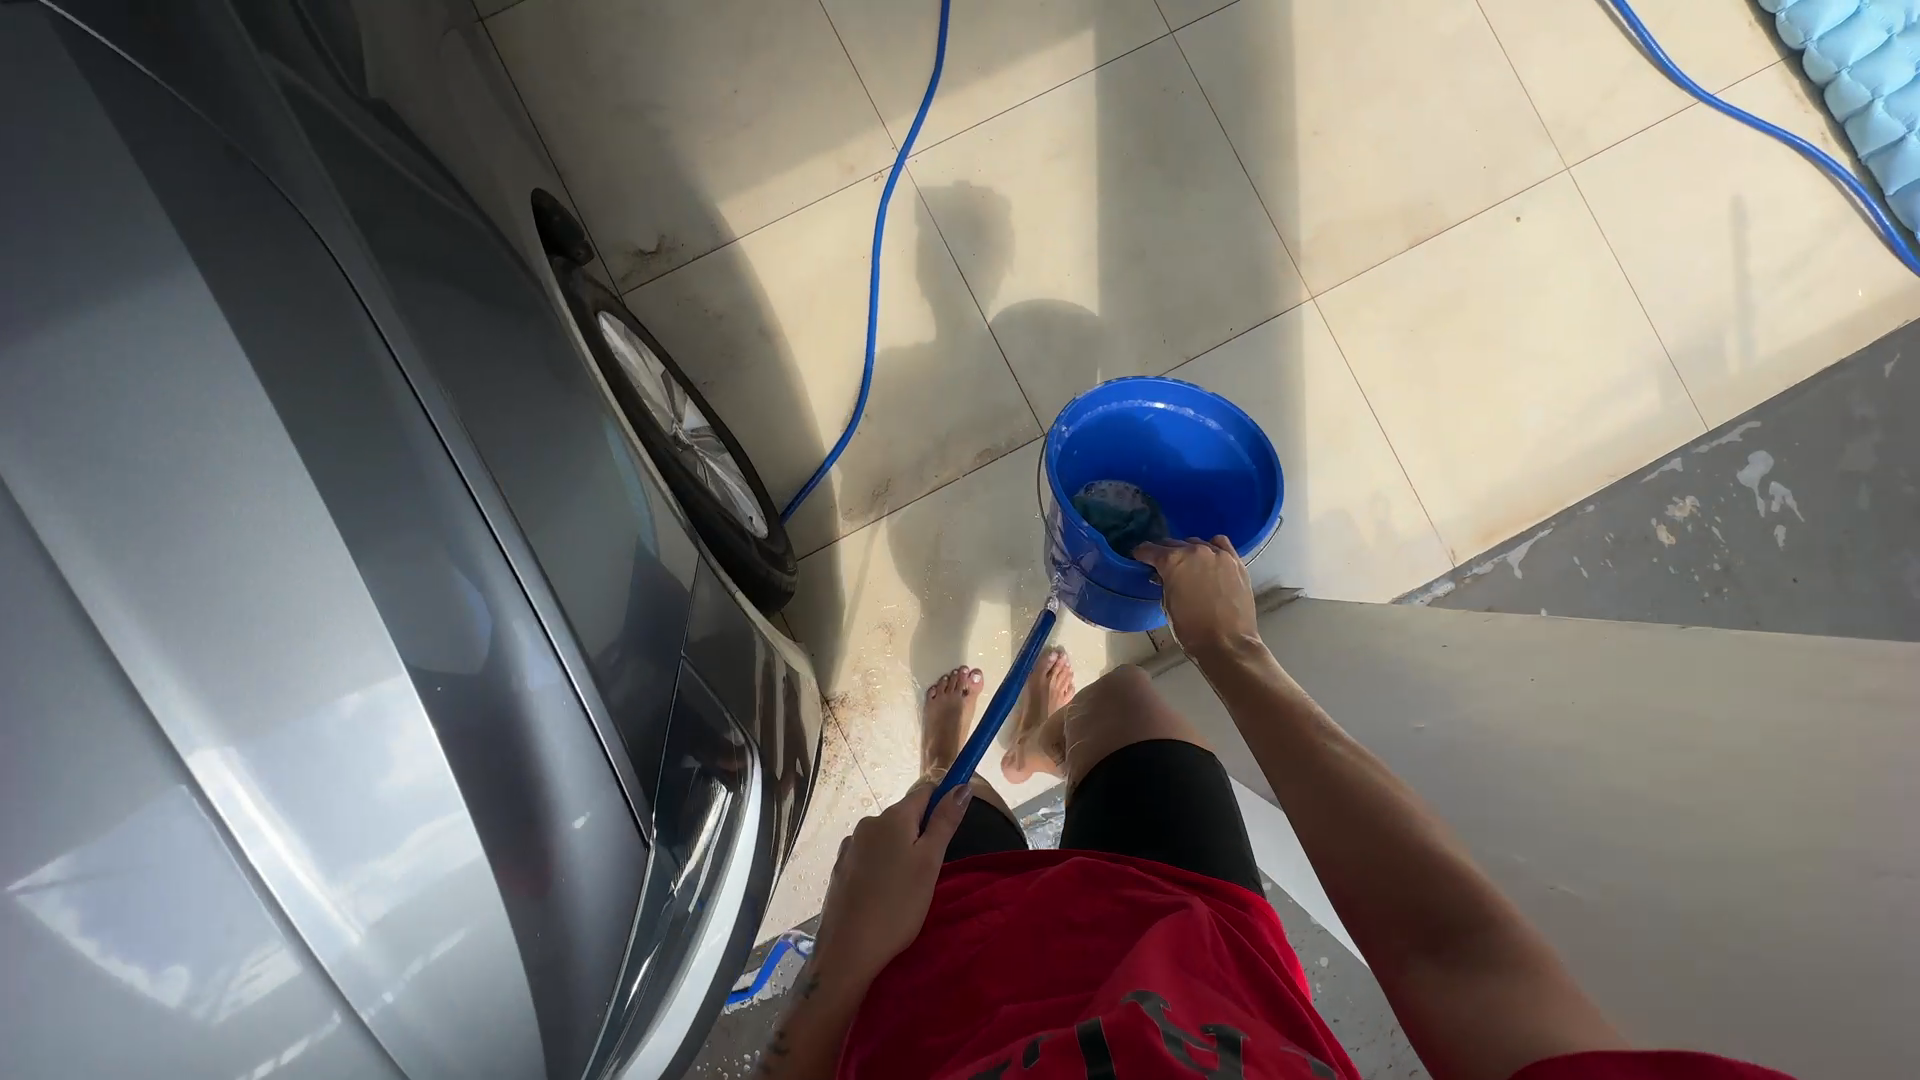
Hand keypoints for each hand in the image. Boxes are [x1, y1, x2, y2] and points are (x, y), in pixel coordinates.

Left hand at [814, 780, 971, 983]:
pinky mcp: (841, 867)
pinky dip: (881, 866)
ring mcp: (851, 845)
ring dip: (900, 851)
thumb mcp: (930, 862)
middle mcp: (869, 823)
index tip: (950, 829)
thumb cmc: (898, 905)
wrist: (848, 949)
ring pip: (886, 837)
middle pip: (904, 815)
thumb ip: (945, 821)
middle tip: (929, 871)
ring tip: (906, 888)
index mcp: (893, 817)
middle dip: (920, 834)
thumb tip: (962, 786)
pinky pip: (869, 856)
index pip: (925, 792)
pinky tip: (883, 893)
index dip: (942, 803)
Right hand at [1134, 536, 1259, 656]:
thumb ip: (1164, 584)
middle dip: (1164, 553)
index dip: (1141, 554)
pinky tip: (1209, 559)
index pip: (1149, 549)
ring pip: (1196, 543)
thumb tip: (1163, 577)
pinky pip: (1220, 545)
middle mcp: (1195, 551)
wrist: (1227, 643)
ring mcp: (1218, 554)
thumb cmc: (1191, 629)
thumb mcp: (1167, 605)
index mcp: (1173, 561)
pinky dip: (1212, 548)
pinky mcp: (1236, 562)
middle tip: (1162, 566)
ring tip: (1187, 565)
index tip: (1139, 558)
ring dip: (1188, 551)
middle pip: (1173, 544)